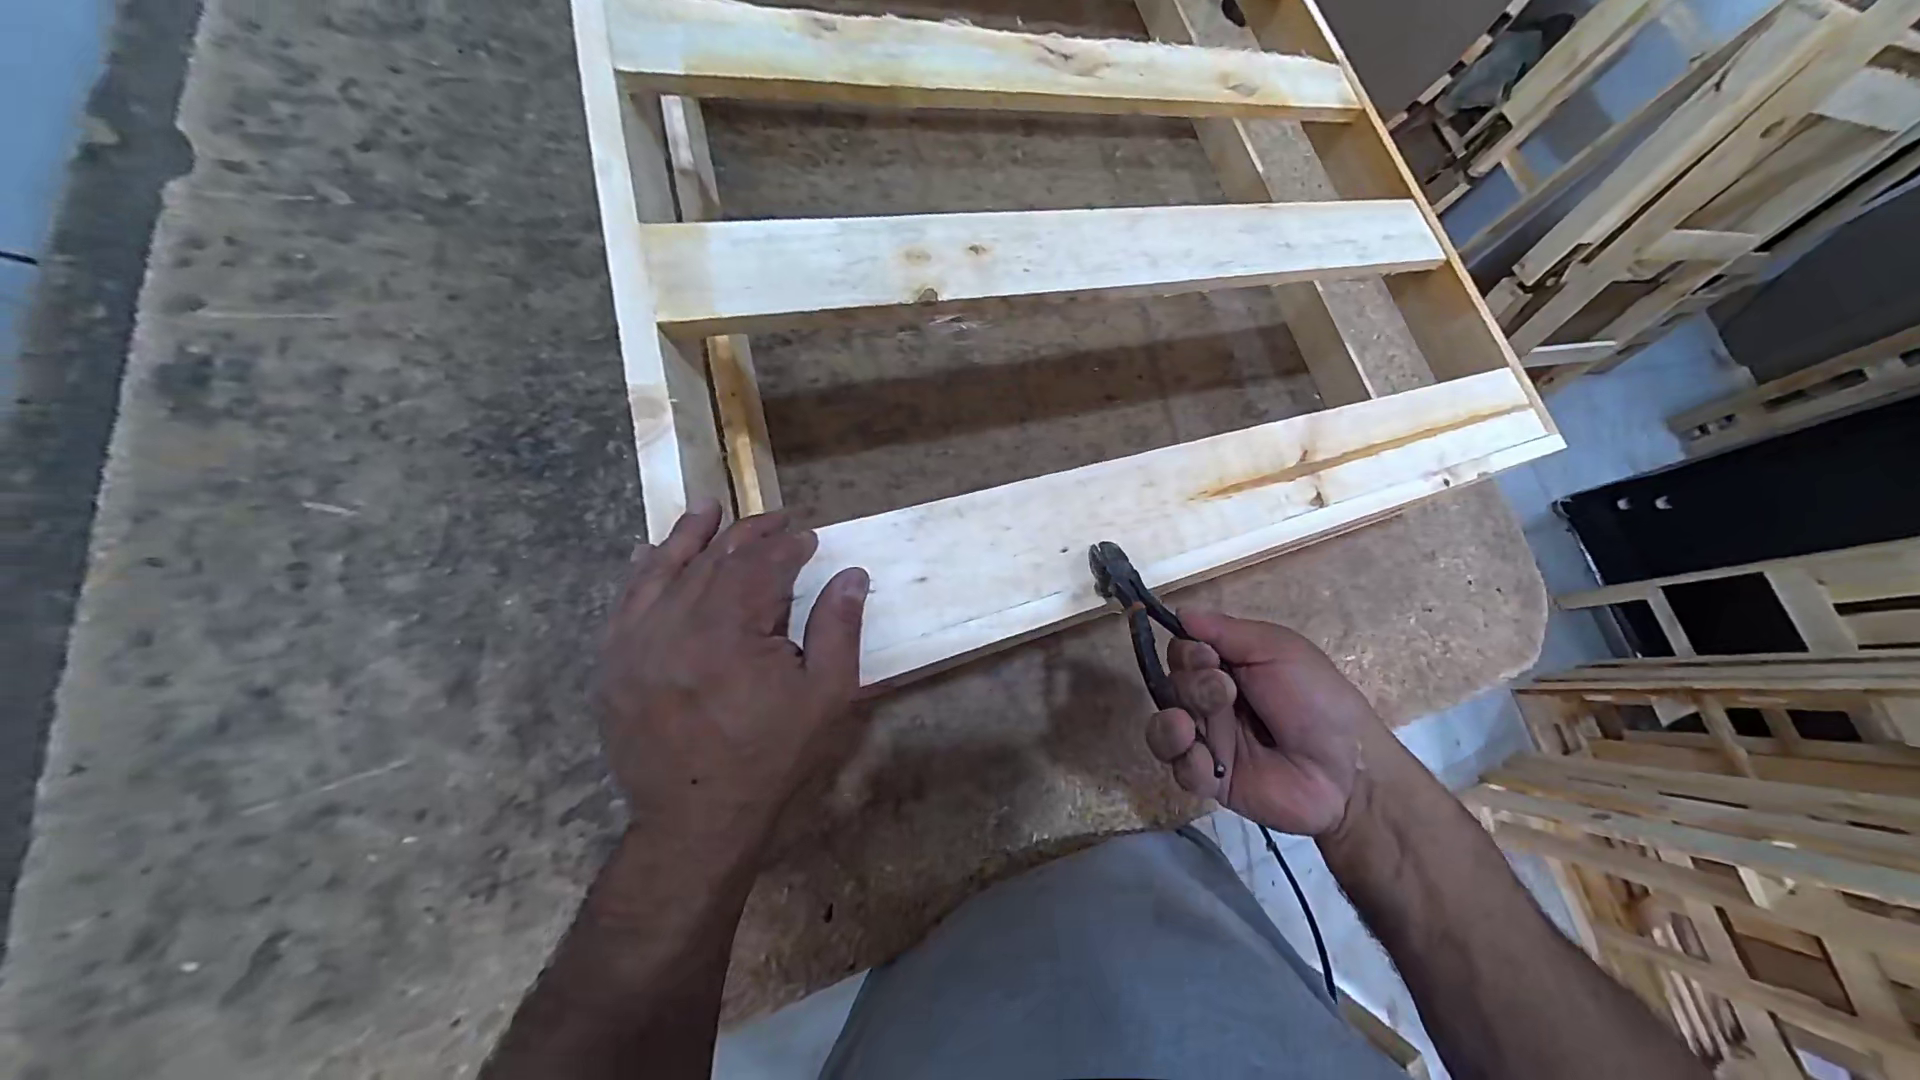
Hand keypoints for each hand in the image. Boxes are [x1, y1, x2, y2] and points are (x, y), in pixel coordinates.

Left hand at [595, 502, 869, 861]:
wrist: (694, 820)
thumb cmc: (770, 758)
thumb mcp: (825, 698)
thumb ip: (838, 629)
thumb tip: (852, 575)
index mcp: (730, 631)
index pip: (762, 566)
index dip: (789, 546)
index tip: (809, 538)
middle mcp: (676, 624)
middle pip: (716, 560)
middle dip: (750, 534)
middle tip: (776, 520)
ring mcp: (635, 641)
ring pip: (666, 569)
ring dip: (692, 535)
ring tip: (710, 508)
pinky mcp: (614, 662)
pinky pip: (626, 600)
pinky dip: (643, 570)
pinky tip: (651, 551)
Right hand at [1143, 612, 1379, 835]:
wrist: (1347, 772)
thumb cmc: (1316, 700)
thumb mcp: (1277, 650)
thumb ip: (1225, 630)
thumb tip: (1180, 610)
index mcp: (1227, 669)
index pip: (1181, 654)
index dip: (1186, 654)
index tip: (1209, 657)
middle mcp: (1211, 703)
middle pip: (1170, 688)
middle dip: (1191, 687)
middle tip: (1226, 694)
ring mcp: (1209, 742)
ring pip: (1163, 729)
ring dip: (1169, 724)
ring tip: (1188, 727)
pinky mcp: (1210, 780)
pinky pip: (1178, 768)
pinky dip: (1185, 761)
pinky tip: (1208, 760)